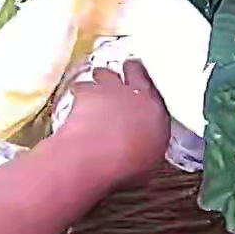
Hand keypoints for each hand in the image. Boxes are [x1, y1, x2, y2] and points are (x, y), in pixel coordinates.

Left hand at [51, 59, 169, 187]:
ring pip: (107, 72)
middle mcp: (137, 94)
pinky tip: (76, 98)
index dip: (150, 85)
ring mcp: (111, 90)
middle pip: (135, 69)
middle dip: (129, 69)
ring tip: (98, 85)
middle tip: (125, 71)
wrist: (97, 156)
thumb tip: (146, 146)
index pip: (158, 89)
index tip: (146, 84)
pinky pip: (82, 85)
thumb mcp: (149, 158)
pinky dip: (79, 91)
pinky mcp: (86, 92)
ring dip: (102, 77)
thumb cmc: (128, 164)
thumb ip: (150, 143)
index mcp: (157, 111)